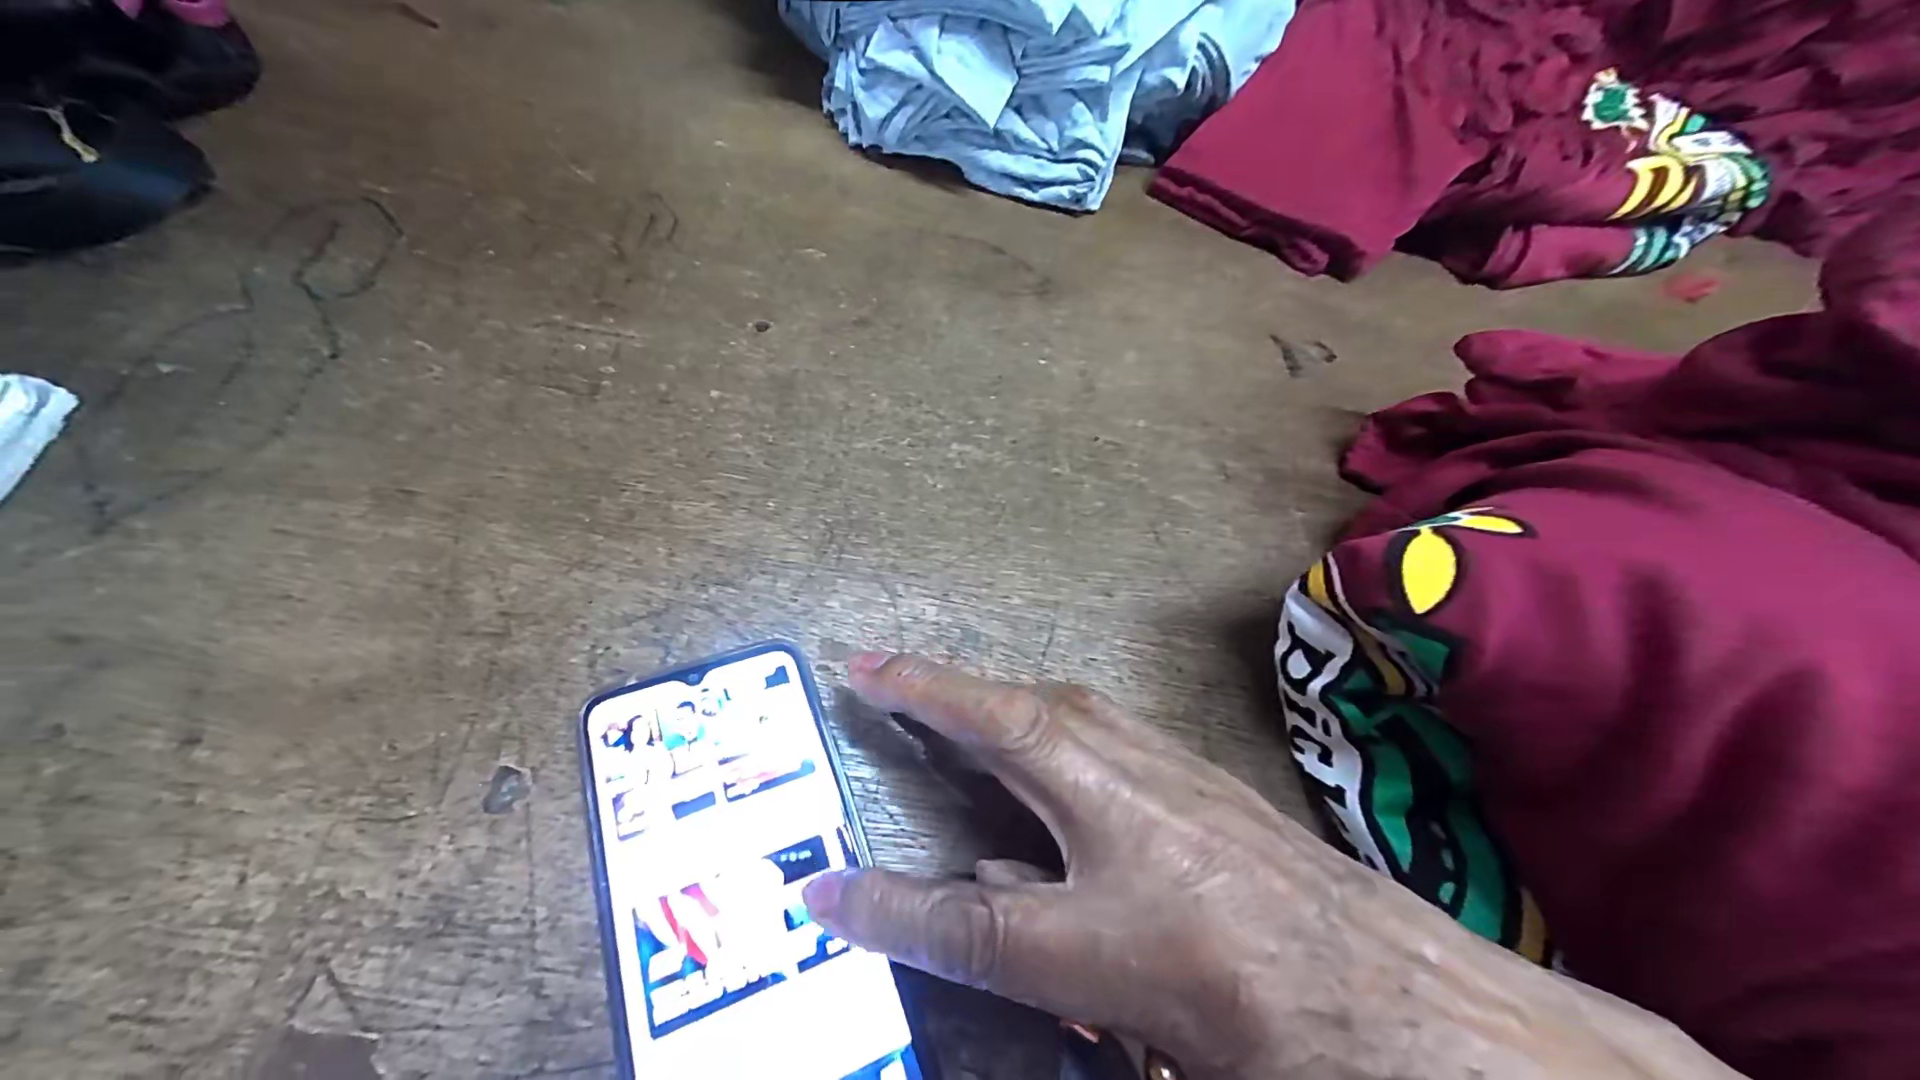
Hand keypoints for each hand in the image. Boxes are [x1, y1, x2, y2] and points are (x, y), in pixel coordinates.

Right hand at [802, 653, 1745, 1079]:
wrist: (1366, 981)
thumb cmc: (1205, 959)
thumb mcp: (1056, 951)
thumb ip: (944, 922)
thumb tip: (833, 895)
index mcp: (1070, 754)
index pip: (968, 704)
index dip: (908, 685)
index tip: (858, 663)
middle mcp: (1109, 734)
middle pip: (1009, 701)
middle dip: (948, 696)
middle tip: (896, 696)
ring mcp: (1152, 752)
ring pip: (1053, 718)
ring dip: (997, 718)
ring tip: (957, 730)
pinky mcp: (1183, 781)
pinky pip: (1090, 743)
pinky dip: (1045, 749)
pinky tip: (1050, 785)